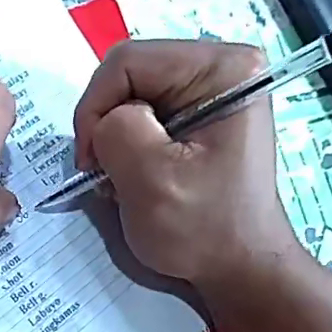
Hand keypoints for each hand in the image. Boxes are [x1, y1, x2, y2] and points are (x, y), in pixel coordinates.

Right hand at [73, 40, 298, 289]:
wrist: (241, 270)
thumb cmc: (203, 230)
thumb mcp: (152, 181)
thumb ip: (117, 132)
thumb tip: (106, 123)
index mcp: (222, 69)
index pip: (127, 62)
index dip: (95, 109)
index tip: (90, 163)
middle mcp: (222, 68)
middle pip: (131, 77)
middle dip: (107, 126)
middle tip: (105, 175)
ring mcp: (213, 94)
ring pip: (134, 99)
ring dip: (117, 142)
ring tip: (124, 182)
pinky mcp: (203, 118)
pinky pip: (148, 118)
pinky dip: (131, 150)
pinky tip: (139, 179)